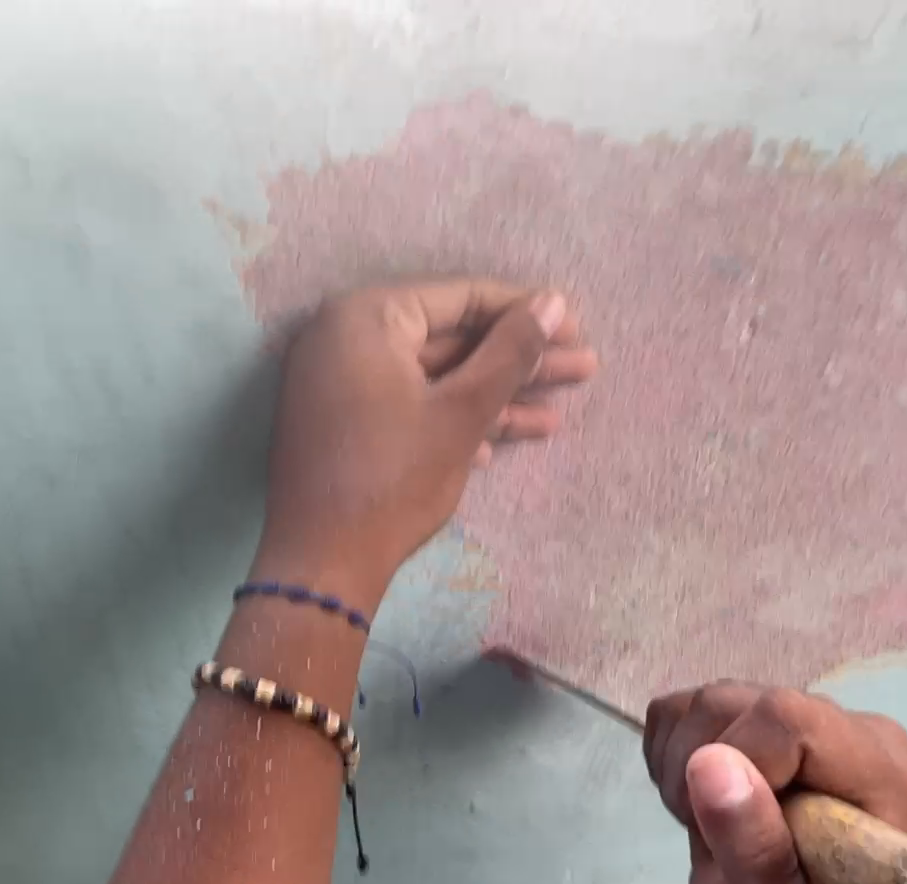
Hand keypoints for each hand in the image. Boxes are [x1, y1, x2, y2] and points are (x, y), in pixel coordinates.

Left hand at [254, 279, 596, 605]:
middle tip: (583, 370)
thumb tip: (553, 302)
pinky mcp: (344, 424)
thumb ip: (510, 352)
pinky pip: (406, 407)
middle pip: (449, 339)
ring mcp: (341, 384)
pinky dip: (448, 422)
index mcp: (366, 317)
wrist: (322, 562)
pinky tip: (500, 446)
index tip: (577, 328)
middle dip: (517, 362)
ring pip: (433, 379)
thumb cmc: (394, 479)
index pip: (461, 298)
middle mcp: (346, 338)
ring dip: (493, 399)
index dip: (526, 313)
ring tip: (557, 415)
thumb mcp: (461, 412)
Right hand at [644, 683, 906, 883]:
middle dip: (700, 766)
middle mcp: (861, 736)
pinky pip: (687, 704)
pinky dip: (669, 749)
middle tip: (707, 828)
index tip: (723, 817)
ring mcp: (807, 714)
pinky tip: (699, 792)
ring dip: (681, 762)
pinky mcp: (762, 707)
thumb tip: (711, 762)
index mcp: (894, 785)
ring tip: (705, 818)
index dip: (739, 756)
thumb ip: (753, 848)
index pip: (794, 718)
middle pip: (745, 703)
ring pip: (710, 699)